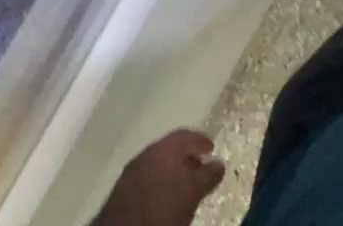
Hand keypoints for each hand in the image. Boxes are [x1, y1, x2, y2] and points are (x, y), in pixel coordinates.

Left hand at [90, 129, 226, 225]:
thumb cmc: (163, 208)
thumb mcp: (192, 192)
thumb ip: (207, 175)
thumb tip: (219, 163)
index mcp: (163, 148)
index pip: (185, 135)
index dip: (200, 140)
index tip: (211, 148)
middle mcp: (146, 153)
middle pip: (170, 148)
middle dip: (186, 156)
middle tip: (201, 167)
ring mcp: (132, 171)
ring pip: (157, 163)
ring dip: (172, 170)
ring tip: (186, 185)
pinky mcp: (122, 190)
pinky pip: (147, 177)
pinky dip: (160, 181)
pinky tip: (165, 196)